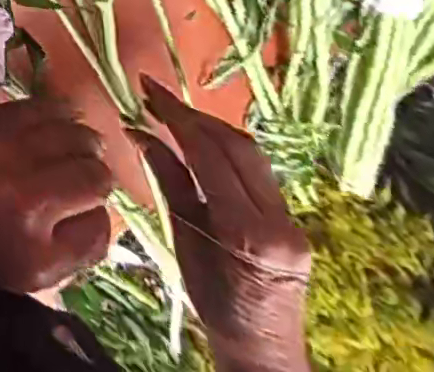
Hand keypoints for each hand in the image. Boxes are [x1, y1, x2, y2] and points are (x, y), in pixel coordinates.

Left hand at [0, 97, 114, 292]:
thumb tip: (85, 217)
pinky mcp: (1, 116)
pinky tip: (55, 117)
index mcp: (31, 257)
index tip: (75, 208)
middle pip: (98, 181)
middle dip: (93, 177)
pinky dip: (60, 113)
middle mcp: (35, 205)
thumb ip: (47, 247)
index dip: (92, 219)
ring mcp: (19, 156)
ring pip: (82, 139)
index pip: (100, 235)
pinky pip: (52, 111)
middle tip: (75, 175)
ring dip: (81, 142)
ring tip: (69, 146)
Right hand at [130, 78, 311, 371]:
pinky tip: (200, 139)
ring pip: (251, 153)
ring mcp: (291, 219)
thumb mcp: (181, 239)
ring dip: (210, 126)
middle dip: (193, 114)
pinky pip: (257, 169)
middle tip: (155, 93)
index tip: (147, 89)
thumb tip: (141, 133)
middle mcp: (279, 220)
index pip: (210, 154)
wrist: (262, 345)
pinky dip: (224, 146)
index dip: (177, 116)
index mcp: (247, 229)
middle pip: (237, 145)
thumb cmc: (211, 299)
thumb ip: (169, 181)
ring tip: (173, 111)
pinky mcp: (291, 219)